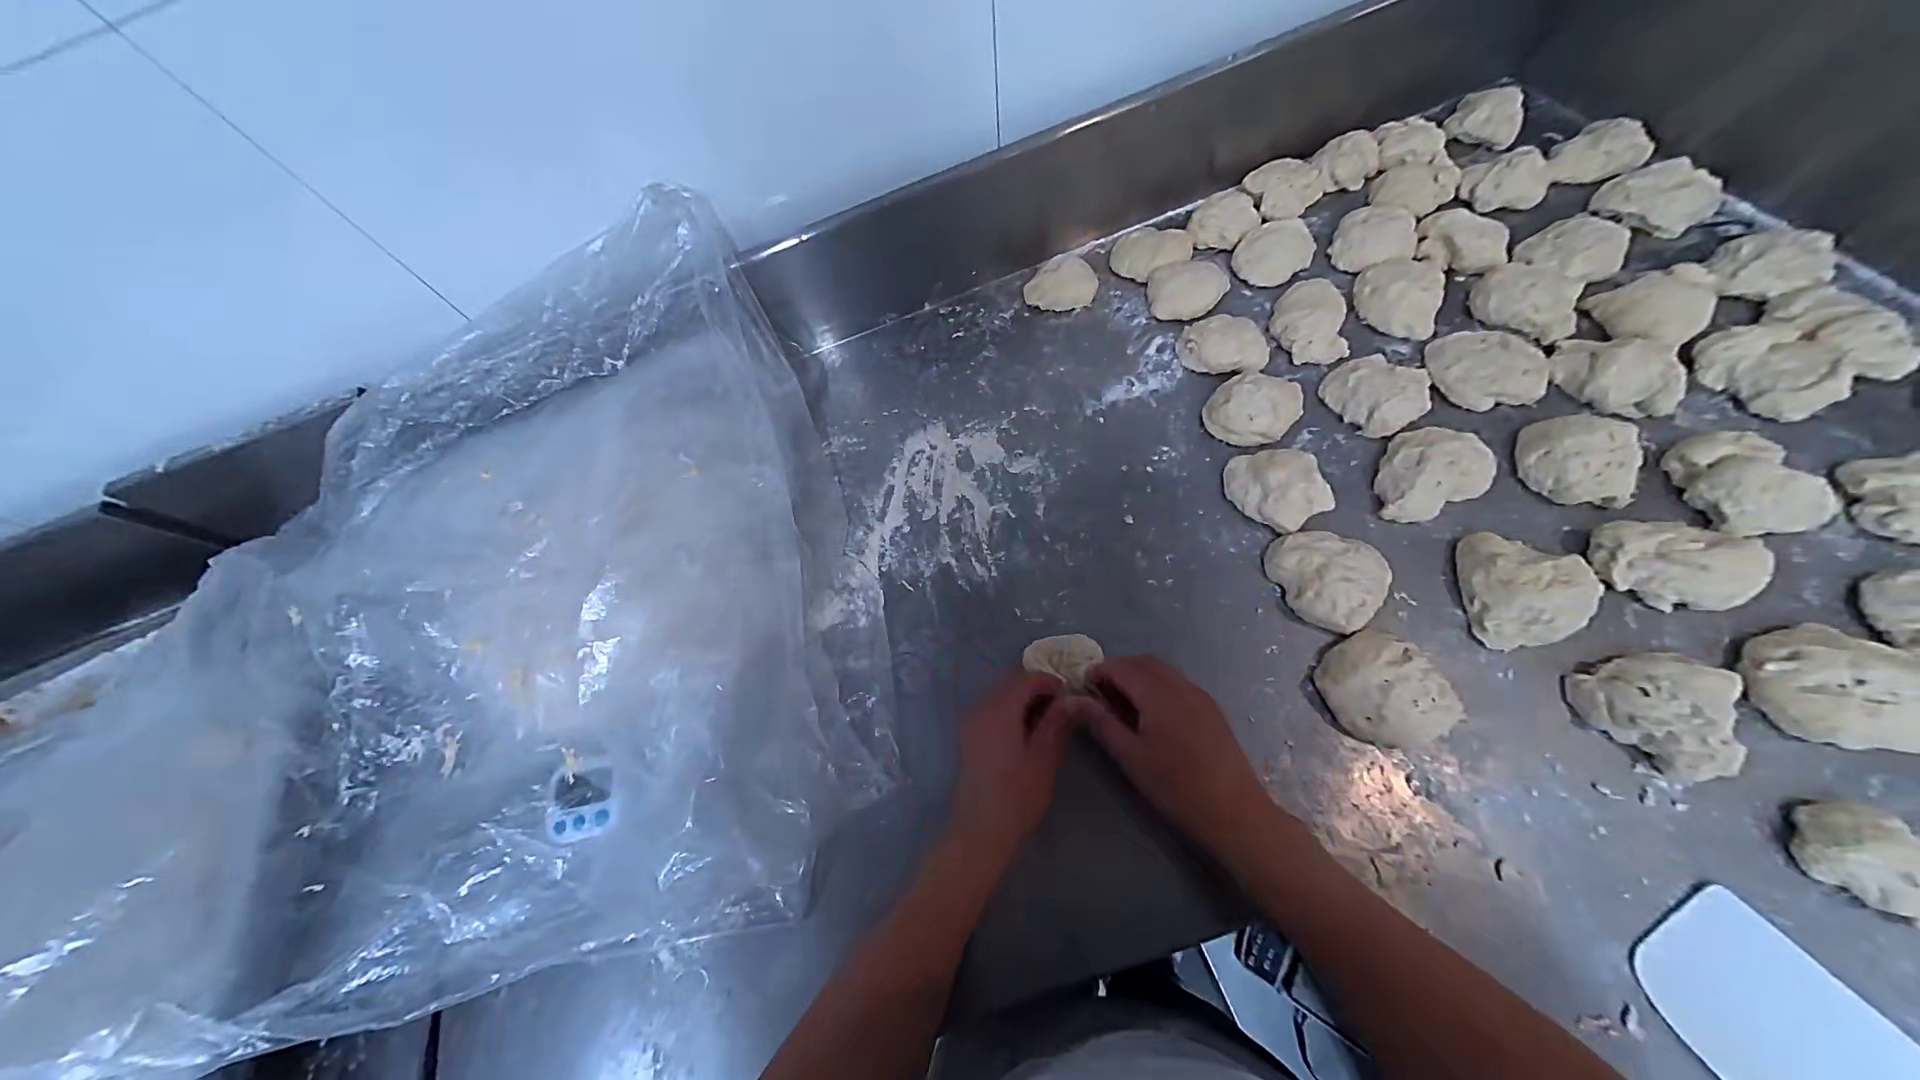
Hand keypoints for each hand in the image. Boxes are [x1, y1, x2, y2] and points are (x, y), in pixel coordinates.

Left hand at [944, 671, 1080, 872]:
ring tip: (1050, 718)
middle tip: (1063, 703)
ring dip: (1023, 699)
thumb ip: (1056, 723)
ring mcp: (971, 723)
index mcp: (998, 709)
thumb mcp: (1044, 757)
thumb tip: (1072, 699)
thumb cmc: (1017, 796)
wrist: (980, 831)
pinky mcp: (969, 738)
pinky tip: (1029, 730)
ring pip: (1000, 696)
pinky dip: (1011, 711)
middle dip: (1036, 687)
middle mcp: (980, 709)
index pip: (1025, 678)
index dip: (1049, 680)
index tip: (1071, 691)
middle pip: (1009, 683)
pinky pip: (992, 711)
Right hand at [1082, 656, 1294, 866]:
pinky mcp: (1212, 710)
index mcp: (1160, 695)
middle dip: (1119, 670)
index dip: (1100, 672)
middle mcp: (1182, 687)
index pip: (1123, 667)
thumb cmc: (1175, 786)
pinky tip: (1151, 713)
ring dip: (1139, 676)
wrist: (1234, 812)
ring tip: (1123, 704)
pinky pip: (1178, 684)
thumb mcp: (1130, 757)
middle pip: (1145, 663)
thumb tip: (1078, 701)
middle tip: (1100, 694)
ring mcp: (1201, 697)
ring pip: (1164, 672)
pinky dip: (1158, 686)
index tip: (1083, 688)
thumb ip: (1102, 723)